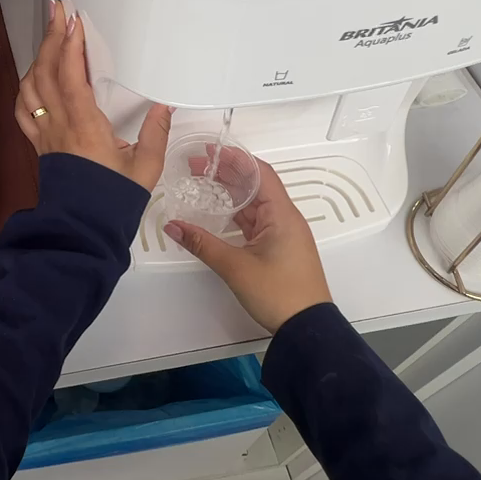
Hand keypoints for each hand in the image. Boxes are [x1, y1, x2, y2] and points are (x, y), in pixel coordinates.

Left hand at [16, 0, 172, 190]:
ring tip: (48, 37)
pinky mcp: (38, 143)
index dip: (69, 44)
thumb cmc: (111, 200)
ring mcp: (44, 133)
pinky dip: (25, 87)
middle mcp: (59, 124)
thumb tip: (164, 108)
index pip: (70, 74)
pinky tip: (31, 78)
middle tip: (57, 11)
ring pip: (30, 86)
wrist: (82, 227)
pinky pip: (23, 109)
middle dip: (50, 36)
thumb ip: (156, 134)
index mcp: (85, 125)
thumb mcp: (145, 168)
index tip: (73, 20)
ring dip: (37, 57)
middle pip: (45, 71)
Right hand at [166, 156, 331, 331]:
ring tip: (202, 184)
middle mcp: (285, 219)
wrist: (307, 328)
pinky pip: (255, 220)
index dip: (235, 158)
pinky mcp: (278, 248)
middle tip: (197, 166)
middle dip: (227, 172)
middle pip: (255, 185)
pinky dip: (235, 212)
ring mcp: (282, 234)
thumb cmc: (280, 294)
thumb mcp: (235, 267)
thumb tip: (173, 226)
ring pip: (254, 203)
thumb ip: (202, 243)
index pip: (259, 173)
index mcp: (282, 215)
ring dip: (230, 192)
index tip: (210, 151)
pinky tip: (216, 213)